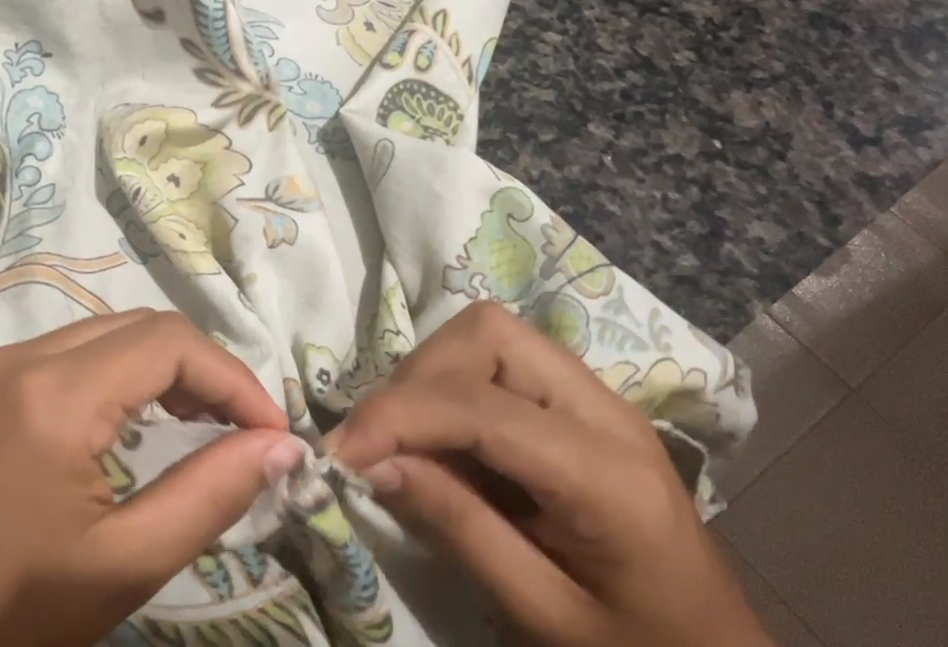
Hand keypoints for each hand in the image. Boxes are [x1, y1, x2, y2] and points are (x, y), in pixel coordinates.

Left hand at [0, 310, 297, 646]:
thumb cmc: (8, 615)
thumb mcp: (121, 565)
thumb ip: (209, 495)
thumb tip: (280, 445)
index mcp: (51, 396)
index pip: (167, 343)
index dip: (232, 378)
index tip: (271, 433)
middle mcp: (14, 360)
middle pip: (131, 326)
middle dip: (197, 368)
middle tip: (238, 429)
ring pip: (91, 335)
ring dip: (150, 367)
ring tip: (192, 423)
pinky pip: (51, 356)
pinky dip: (102, 375)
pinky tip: (118, 422)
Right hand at [324, 302, 772, 646]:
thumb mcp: (543, 613)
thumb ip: (458, 529)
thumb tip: (371, 464)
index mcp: (608, 476)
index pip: (480, 405)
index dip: (395, 416)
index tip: (339, 455)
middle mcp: (606, 413)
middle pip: (488, 334)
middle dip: (416, 379)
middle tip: (382, 446)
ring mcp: (597, 400)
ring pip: (487, 334)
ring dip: (429, 378)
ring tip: (407, 444)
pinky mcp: (580, 403)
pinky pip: (497, 360)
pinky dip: (449, 386)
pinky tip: (442, 442)